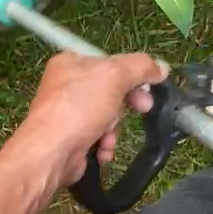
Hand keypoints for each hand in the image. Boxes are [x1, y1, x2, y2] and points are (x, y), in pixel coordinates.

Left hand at [7, 52, 167, 188]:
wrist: (52, 152)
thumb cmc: (79, 107)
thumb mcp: (115, 76)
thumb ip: (141, 67)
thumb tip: (160, 67)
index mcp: (71, 62)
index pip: (110, 61)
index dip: (132, 73)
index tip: (148, 86)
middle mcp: (66, 84)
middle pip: (110, 90)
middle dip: (125, 104)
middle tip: (142, 108)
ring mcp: (66, 112)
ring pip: (106, 116)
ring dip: (114, 128)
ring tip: (107, 135)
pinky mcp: (69, 137)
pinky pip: (96, 136)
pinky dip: (103, 143)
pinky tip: (101, 149)